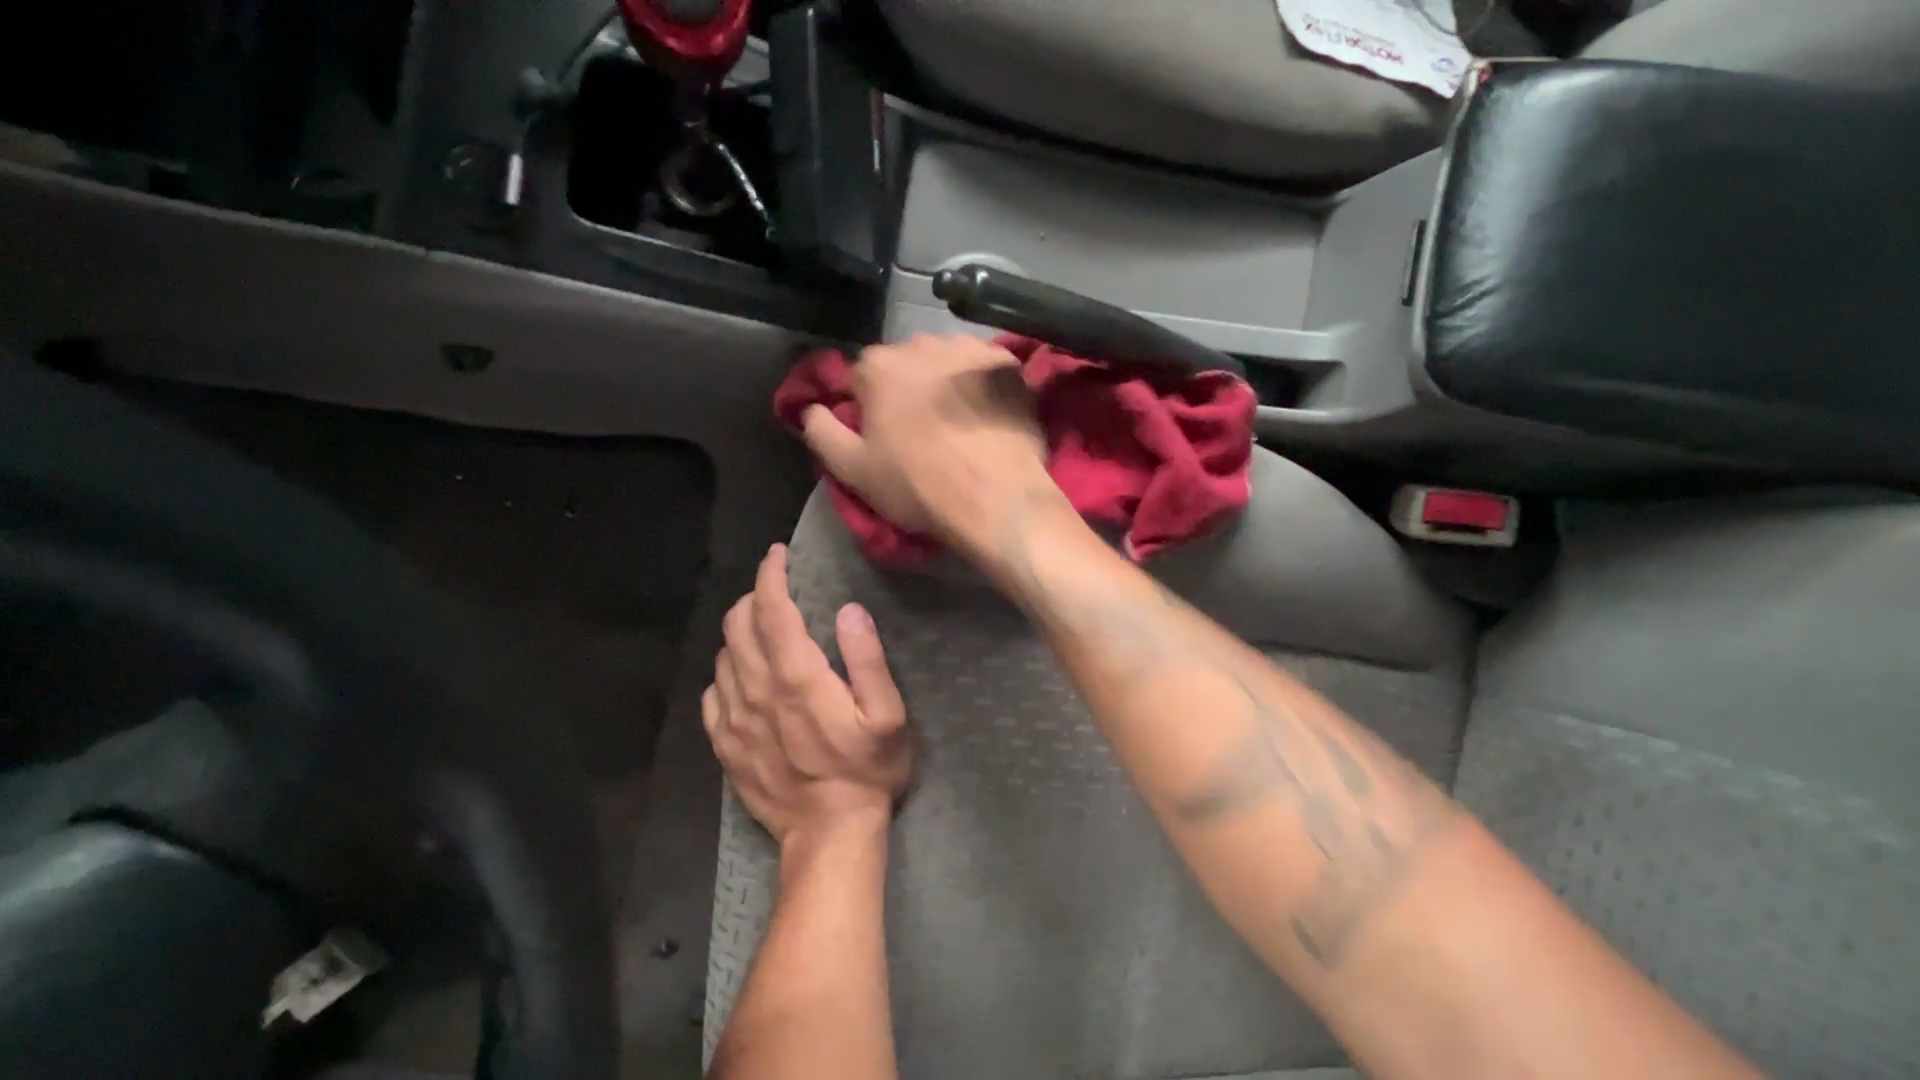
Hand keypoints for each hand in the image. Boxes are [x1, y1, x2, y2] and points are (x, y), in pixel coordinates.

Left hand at [704, 544, 910, 847]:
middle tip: (774, 593)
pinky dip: (725, 673)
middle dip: (752, 597)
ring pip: (723, 656)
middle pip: (737, 625)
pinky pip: (712, 693)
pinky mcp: (724, 744)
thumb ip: (867, 660)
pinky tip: (742, 679)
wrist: (828, 834)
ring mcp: (734, 718)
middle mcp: (756, 689)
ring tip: (762, 632)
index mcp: (797, 677)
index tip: (779, 555)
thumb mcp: (888, 716)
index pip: (772, 609)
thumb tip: (848, 611)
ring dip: (739, 634)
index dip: (771, 574)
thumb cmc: (867, 772)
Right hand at [801, 335, 1065, 560]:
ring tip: (957, 423)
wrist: (996, 498)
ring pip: (946, 361)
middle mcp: (922, 343)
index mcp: (878, 366)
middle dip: (908, 388)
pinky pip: (984, 367)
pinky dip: (981, 385)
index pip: (861, 376)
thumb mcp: (853, 470)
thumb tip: (811, 408)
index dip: (868, 406)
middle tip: (921, 431)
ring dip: (945, 383)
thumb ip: (822, 432)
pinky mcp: (1007, 364)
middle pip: (905, 363)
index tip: (882, 435)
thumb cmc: (918, 485)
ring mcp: (969, 349)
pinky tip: (987, 416)